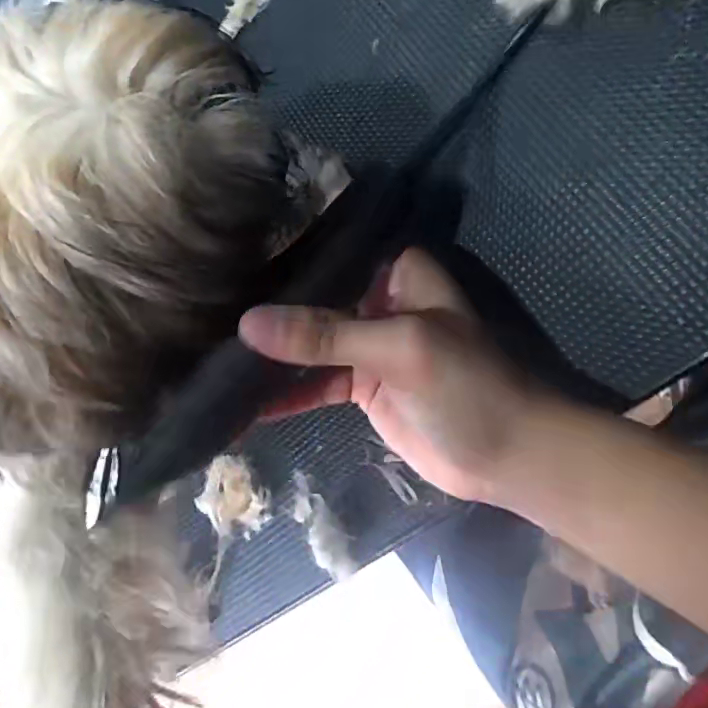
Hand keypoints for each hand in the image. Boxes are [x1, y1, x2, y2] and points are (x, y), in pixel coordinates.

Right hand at [238, 248, 552, 503]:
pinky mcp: (365, 386)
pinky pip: (317, 382)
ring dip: (271, 356)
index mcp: (399, 271)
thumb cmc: (467, 384)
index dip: (283, 259)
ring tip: (208, 358)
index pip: (332, 255)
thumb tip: (249, 322)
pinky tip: (242, 406)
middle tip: (198, 311)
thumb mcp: (400, 348)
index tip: (222, 262)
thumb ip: (328, 334)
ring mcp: (371, 344)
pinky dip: (285, 394)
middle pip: (315, 299)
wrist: (508, 453)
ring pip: (311, 342)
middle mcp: (381, 299)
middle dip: (268, 310)